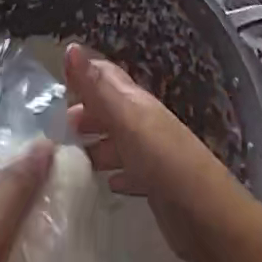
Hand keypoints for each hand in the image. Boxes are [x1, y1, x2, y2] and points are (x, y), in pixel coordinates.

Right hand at [64, 44, 261, 261]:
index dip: (83, 74)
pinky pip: (128, 170)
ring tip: (70, 156)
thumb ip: (98, 87)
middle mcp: (143, 122)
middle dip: (85, 111)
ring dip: (96, 143)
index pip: (107, 76)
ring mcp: (151, 153)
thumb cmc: (162, 159)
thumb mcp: (126, 119)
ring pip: (118, 139)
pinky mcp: (154, 184)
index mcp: (136, 101)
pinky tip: (104, 183)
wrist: (205, 215)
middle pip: (110, 108)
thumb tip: (71, 47)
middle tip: (58, 126)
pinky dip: (113, 171)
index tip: (56, 82)